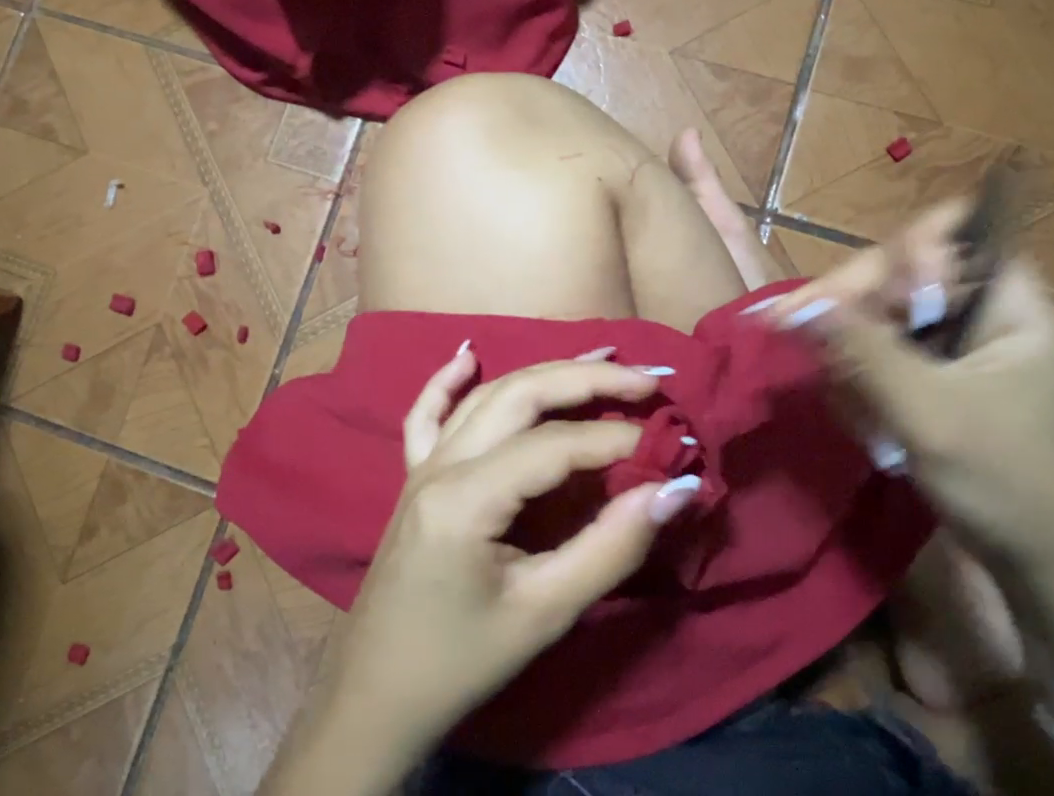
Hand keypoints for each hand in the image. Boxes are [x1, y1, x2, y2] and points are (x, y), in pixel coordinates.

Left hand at [323, 348, 700, 748]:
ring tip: (601, 357)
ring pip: (486, 398)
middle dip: (588, 380)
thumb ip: (611, 547)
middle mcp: (440, 466)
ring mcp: (420, 468)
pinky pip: (426, 417)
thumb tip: (675, 489)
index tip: (673, 446)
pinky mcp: (413, 481)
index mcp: (466, 497)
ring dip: (543, 373)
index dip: (619, 440)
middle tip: (649, 382)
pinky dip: (448, 382)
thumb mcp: (545, 612)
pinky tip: (466, 356)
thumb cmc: (462, 661)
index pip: (556, 444)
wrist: (378, 696)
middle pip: (520, 396)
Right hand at [763, 214, 1053, 562]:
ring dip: (851, 347)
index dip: (910, 251)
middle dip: (854, 303)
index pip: (957, 232)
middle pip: (905, 271)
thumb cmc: (1004, 482)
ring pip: (884, 314)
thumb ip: (863, 351)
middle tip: (792, 327)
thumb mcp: (929, 412)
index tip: (878, 297)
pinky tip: (860, 417)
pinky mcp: (940, 379)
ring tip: (840, 392)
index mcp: (1012, 306)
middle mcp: (986, 313)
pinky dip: (861, 377)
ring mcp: (961, 348)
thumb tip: (797, 306)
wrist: (1042, 565)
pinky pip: (885, 352)